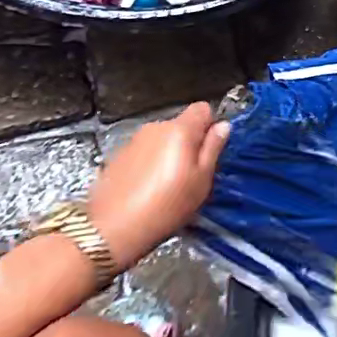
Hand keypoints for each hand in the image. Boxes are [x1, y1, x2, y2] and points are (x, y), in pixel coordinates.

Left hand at [87, 102, 228, 266]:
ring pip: (161, 139)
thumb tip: (223, 125)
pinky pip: (144, 151)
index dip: (210, 125)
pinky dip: (149, 163)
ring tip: (165, 186)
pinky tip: (145, 188)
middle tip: (189, 175)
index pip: (202, 108)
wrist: (112, 228)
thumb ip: (212, 148)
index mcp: (179, 129)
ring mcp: (134, 139)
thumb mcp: (200, 182)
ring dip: (168, 153)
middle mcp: (156, 127)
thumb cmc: (166, 206)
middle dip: (188, 143)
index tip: (209, 151)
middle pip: (181, 125)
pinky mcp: (119, 154)